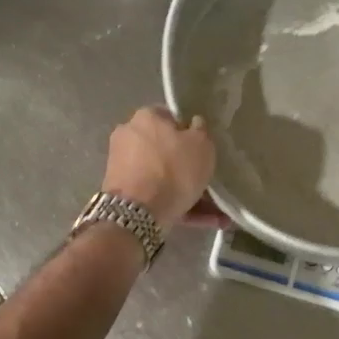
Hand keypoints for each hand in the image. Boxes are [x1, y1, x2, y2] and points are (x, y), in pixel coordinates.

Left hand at [100, 107, 219, 229]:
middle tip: (208, 182)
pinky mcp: (123, 193)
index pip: (170, 118)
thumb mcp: (202, 144)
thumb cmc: (174, 170)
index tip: (203, 150)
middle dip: (187, 168)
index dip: (189, 133)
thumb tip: (195, 124)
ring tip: (216, 213)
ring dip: (187, 192)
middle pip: (166, 150)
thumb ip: (201, 131)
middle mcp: (129, 135)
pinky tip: (203, 221)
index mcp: (146, 116)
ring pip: (164, 177)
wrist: (139, 211)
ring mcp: (123, 166)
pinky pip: (157, 196)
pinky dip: (178, 207)